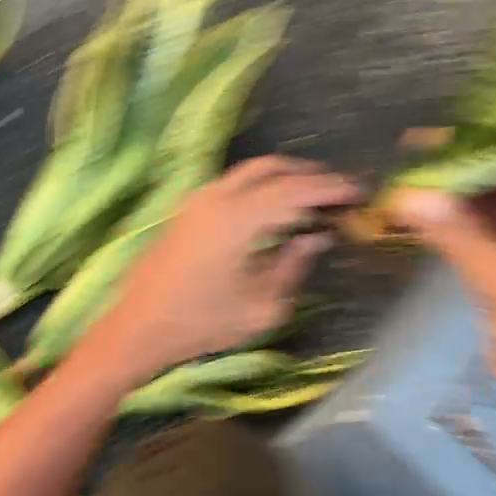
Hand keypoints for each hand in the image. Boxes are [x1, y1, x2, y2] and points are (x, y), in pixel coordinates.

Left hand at [92, 157, 359, 375]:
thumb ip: (292, 266)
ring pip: (247, 173)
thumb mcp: (261, 306)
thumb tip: (315, 237)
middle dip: (307, 174)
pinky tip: (273, 211)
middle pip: (270, 167)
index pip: (294, 189)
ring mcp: (195, 201)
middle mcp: (215, 198)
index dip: (329, 188)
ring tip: (311, 199)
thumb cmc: (201, 324)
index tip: (358, 192)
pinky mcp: (184, 212)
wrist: (138, 328)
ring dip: (281, 178)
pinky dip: (258, 188)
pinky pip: (231, 186)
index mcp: (237, 218)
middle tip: (337, 190)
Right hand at [393, 171, 495, 407]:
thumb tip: (408, 194)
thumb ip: (458, 236)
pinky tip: (419, 220)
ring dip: (450, 203)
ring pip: (489, 214)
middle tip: (406, 162)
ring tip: (403, 187)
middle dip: (456, 176)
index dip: (474, 150)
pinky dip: (452, 230)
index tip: (425, 142)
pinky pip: (481, 241)